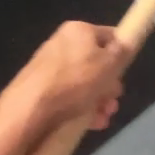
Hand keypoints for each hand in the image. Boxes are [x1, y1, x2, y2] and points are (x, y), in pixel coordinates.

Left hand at [0, 22, 129, 154]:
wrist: (26, 111)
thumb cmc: (74, 82)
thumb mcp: (110, 64)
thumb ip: (123, 50)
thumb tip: (129, 40)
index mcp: (78, 30)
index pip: (109, 35)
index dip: (122, 54)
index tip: (126, 73)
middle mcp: (61, 44)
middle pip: (96, 62)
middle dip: (109, 84)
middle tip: (114, 100)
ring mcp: (48, 68)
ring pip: (83, 83)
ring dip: (98, 100)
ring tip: (104, 117)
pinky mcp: (38, 89)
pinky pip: (68, 96)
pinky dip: (81, 108)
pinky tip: (90, 123)